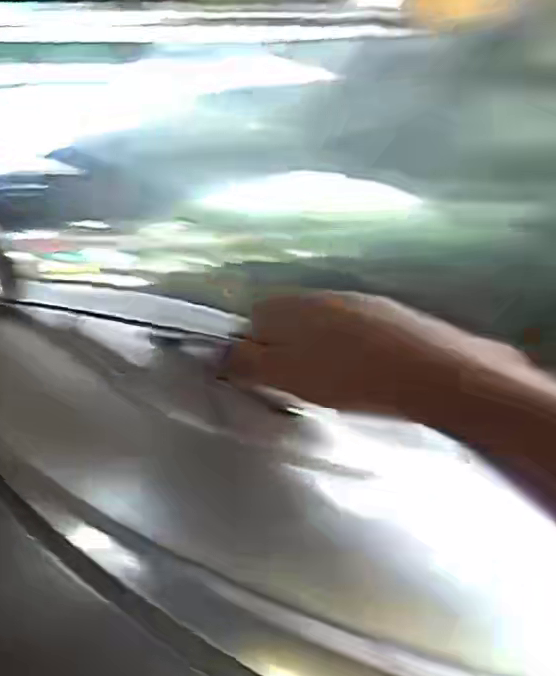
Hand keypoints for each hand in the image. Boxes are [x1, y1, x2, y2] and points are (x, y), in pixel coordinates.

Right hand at [227, 292, 544, 421]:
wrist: (456, 381)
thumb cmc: (350, 377)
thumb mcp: (278, 377)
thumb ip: (239, 363)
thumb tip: (218, 354)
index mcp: (280, 305)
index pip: (248, 321)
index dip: (254, 348)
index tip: (269, 373)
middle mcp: (320, 294)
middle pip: (292, 322)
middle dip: (296, 346)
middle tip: (308, 380)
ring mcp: (371, 303)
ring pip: (335, 327)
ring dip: (336, 348)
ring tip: (351, 380)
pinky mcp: (413, 318)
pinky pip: (377, 335)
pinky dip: (375, 352)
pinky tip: (388, 376)